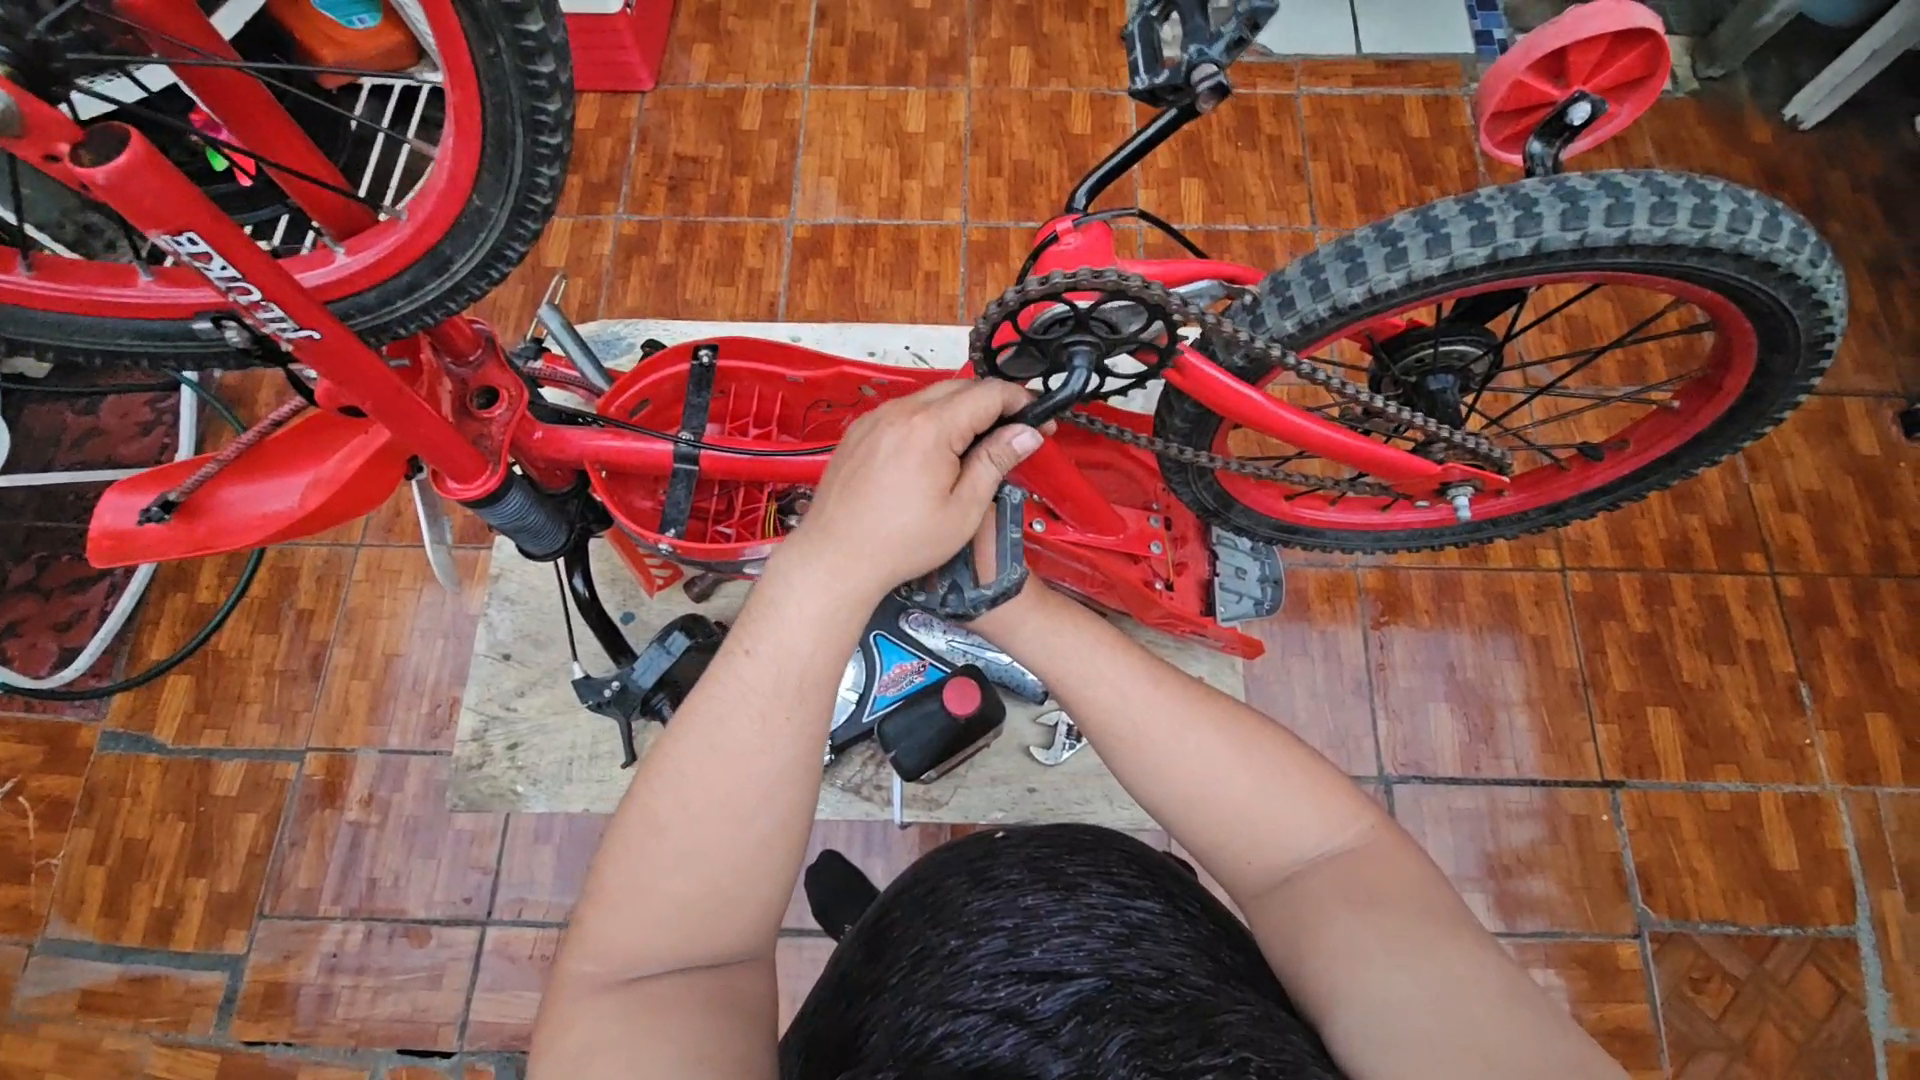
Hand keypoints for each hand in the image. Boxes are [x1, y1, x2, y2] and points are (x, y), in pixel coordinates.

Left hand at [777, 379, 1044, 599]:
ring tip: (978, 443)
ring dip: (960, 410)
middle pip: (959, 387)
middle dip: (994, 403)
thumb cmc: (903, 543)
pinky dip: (929, 420)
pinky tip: (937, 451)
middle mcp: (900, 411)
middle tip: (1016, 431)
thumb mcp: (963, 510)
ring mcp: (875, 418)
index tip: (1041, 420)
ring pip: (930, 397)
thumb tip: (1028, 433)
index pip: (988, 393)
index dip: (1021, 401)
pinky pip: (904, 412)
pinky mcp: (859, 431)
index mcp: (930, 428)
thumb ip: (995, 463)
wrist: (836, 558)